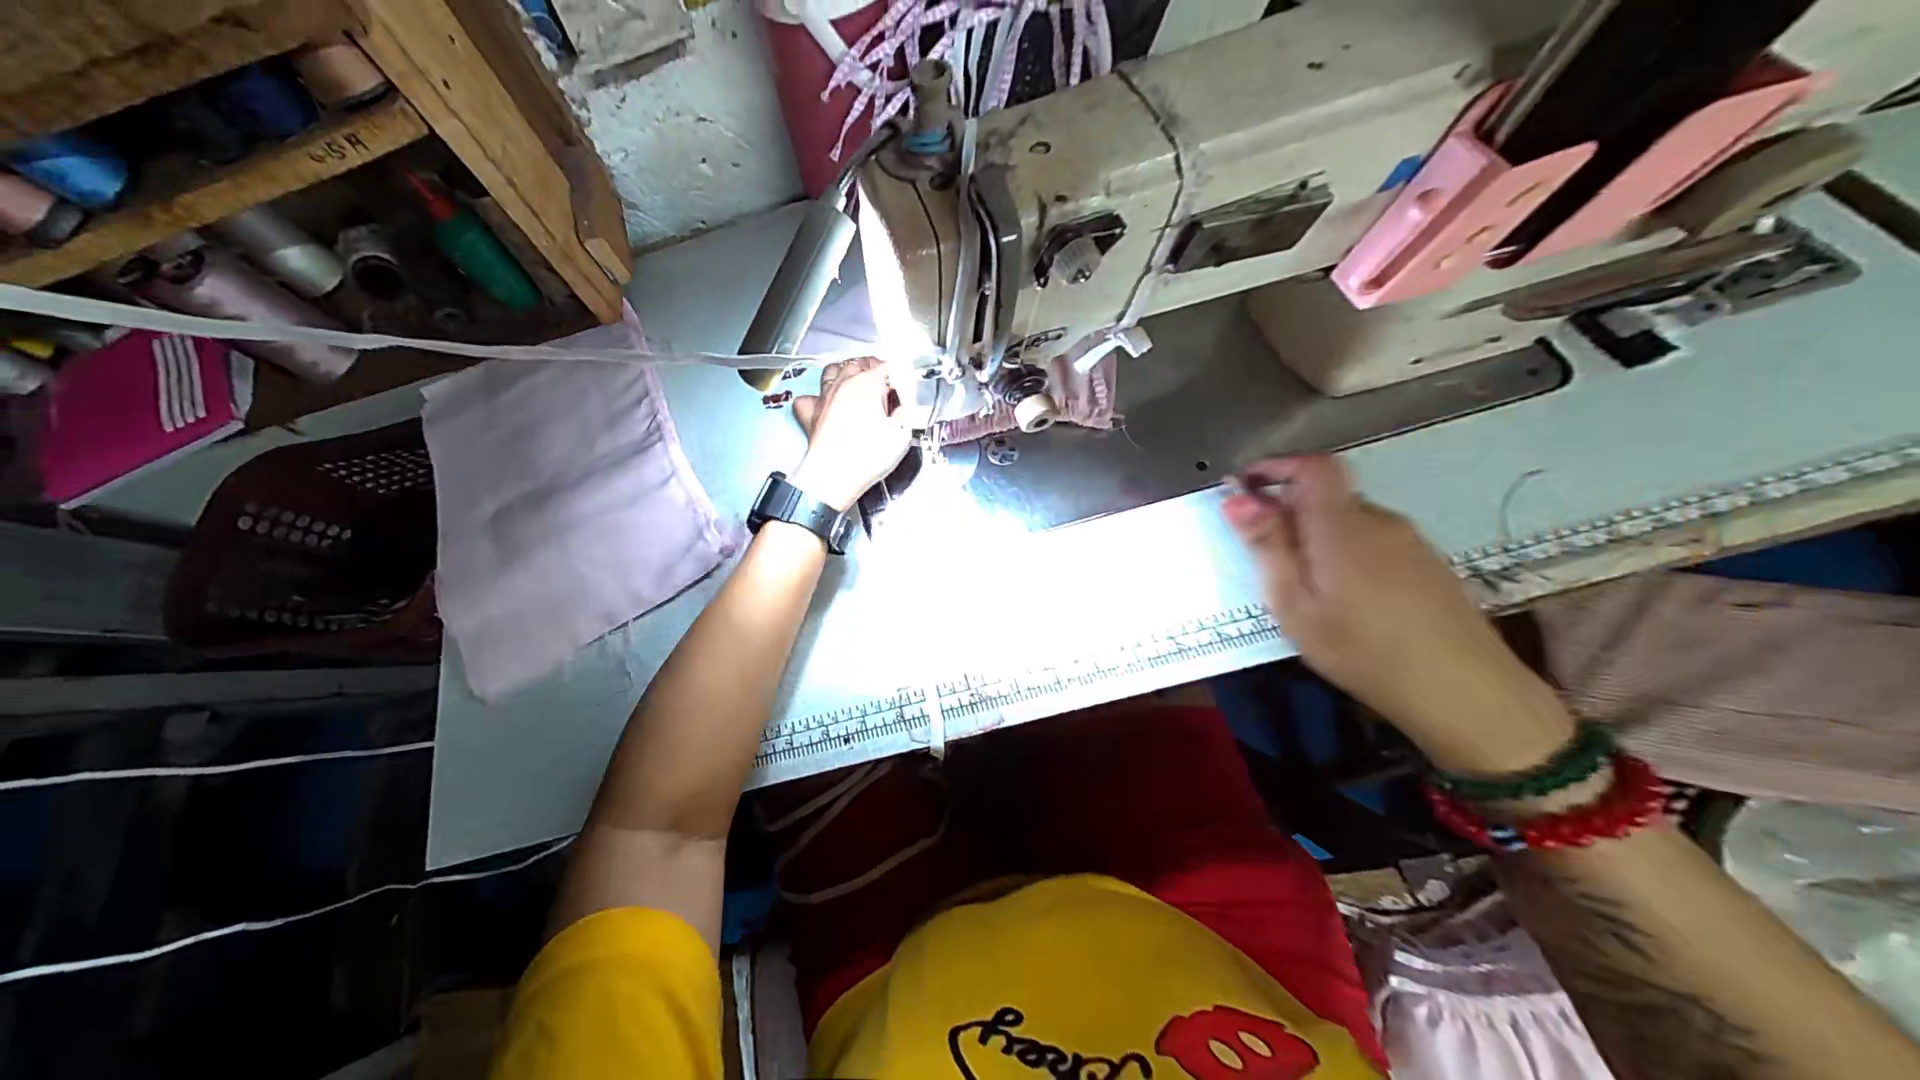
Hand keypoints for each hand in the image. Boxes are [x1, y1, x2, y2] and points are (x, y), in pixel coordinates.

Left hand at [788, 357, 912, 511]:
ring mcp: (824, 399)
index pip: (885, 368)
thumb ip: (905, 414)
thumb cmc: (868, 455)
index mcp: (867, 384)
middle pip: (856, 364)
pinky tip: (823, 404)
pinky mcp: (810, 416)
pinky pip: (807, 398)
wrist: (835, 475)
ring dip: (843, 373)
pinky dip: (815, 398)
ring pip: (831, 372)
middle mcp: (843, 385)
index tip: (903, 382)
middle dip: (870, 367)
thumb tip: (904, 409)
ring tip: (853, 382)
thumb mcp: (902, 434)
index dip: (896, 373)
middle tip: (882, 381)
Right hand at [1221, 455, 1575, 774]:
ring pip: (1351, 521)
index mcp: (1342, 524)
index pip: (1313, 465)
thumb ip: (1267, 546)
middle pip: (1329, 495)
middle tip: (1265, 554)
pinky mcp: (1428, 564)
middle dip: (1290, 511)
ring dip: (1318, 535)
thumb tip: (1237, 499)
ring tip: (1304, 587)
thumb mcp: (1294, 604)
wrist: (1463, 691)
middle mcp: (1379, 520)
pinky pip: (1374, 541)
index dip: (1276, 466)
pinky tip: (1346, 599)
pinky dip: (1347, 553)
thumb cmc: (1362, 649)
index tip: (1245, 488)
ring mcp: (1410, 541)